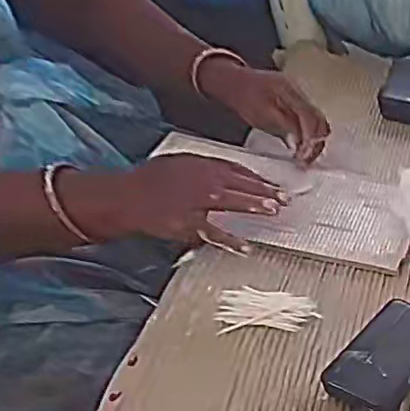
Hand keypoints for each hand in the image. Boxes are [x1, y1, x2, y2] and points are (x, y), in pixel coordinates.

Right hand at [65, 153, 287, 250]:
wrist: (125, 197)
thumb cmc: (152, 182)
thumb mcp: (178, 165)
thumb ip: (205, 170)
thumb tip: (232, 177)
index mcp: (197, 164)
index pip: (234, 168)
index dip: (256, 177)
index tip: (274, 184)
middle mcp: (197, 179)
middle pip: (237, 182)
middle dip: (263, 190)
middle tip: (284, 198)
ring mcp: (193, 200)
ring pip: (229, 200)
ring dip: (253, 205)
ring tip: (274, 210)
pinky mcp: (187, 222)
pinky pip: (213, 232)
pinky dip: (230, 240)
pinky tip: (246, 247)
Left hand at [195, 58, 330, 164]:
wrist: (231, 82)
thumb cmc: (243, 96)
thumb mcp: (262, 114)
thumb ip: (285, 128)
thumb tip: (301, 144)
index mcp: (289, 91)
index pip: (311, 119)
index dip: (310, 141)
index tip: (303, 157)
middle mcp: (299, 92)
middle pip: (320, 122)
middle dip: (316, 144)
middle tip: (306, 161)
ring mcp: (299, 97)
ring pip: (318, 123)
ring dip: (315, 142)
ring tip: (304, 157)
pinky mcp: (297, 104)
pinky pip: (311, 121)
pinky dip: (310, 136)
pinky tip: (302, 146)